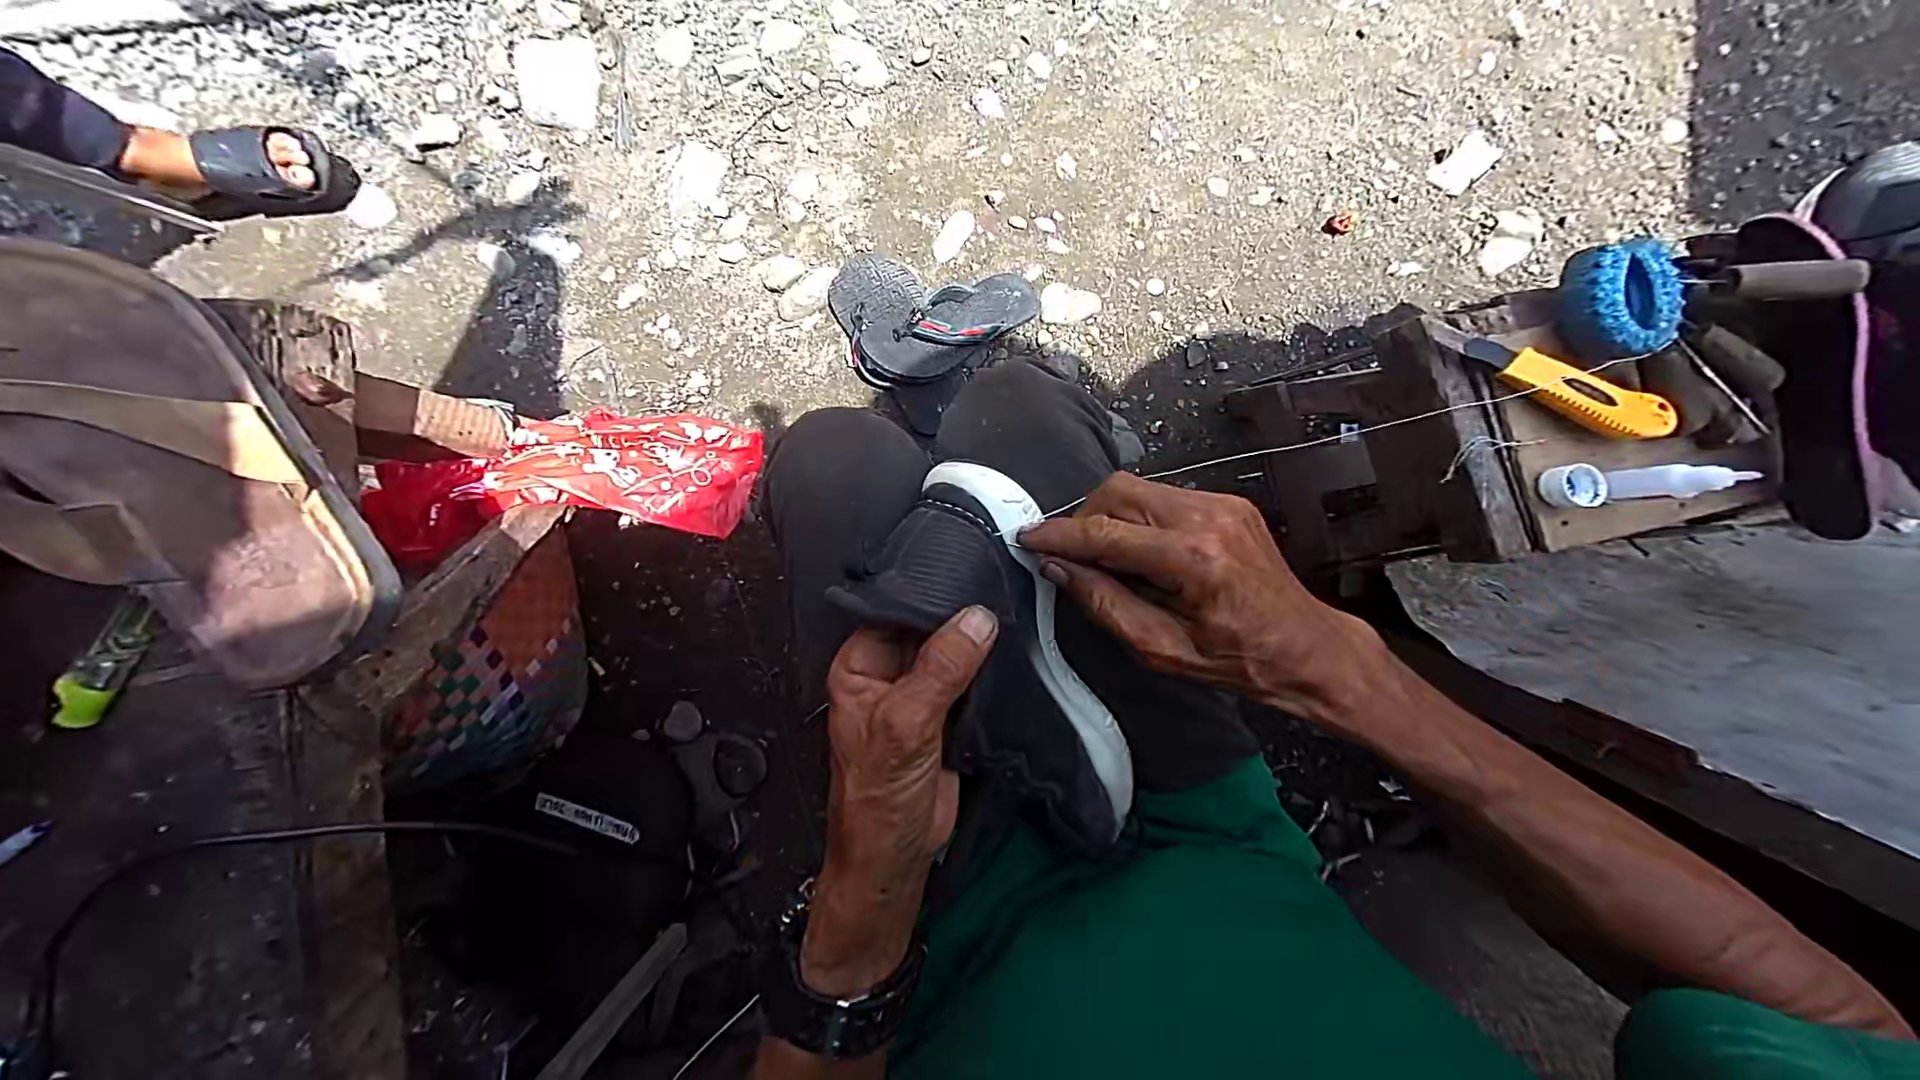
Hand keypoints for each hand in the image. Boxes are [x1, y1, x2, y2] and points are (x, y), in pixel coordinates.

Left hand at [802, 606, 997, 996]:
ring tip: (1006, 618)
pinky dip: (988, 669)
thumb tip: (976, 620)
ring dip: (977, 643)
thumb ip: (940, 670)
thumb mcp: (906, 726)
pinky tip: (1007, 654)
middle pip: (927, 628)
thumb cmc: (877, 800)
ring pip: (951, 652)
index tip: (969, 579)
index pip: (897, 611)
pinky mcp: (947, 713)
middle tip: (996, 595)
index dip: (931, 596)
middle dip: (959, 617)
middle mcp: (888, 674)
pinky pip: (970, 678)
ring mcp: (919, 693)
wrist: (898, 858)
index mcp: (860, 666)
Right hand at [1018, 473, 1376, 721]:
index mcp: (1194, 559)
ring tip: (1109, 560)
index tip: (1030, 539)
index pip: (1103, 532)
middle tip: (1070, 556)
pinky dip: (1134, 518)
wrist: (1304, 647)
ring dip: (1107, 518)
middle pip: (1116, 493)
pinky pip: (1159, 496)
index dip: (1057, 534)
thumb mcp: (1159, 647)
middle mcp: (1208, 519)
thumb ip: (1102, 602)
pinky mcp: (1224, 503)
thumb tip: (1060, 569)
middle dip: (1082, 520)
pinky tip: (1139, 552)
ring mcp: (1220, 505)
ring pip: (1134, 488)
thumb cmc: (1242, 658)